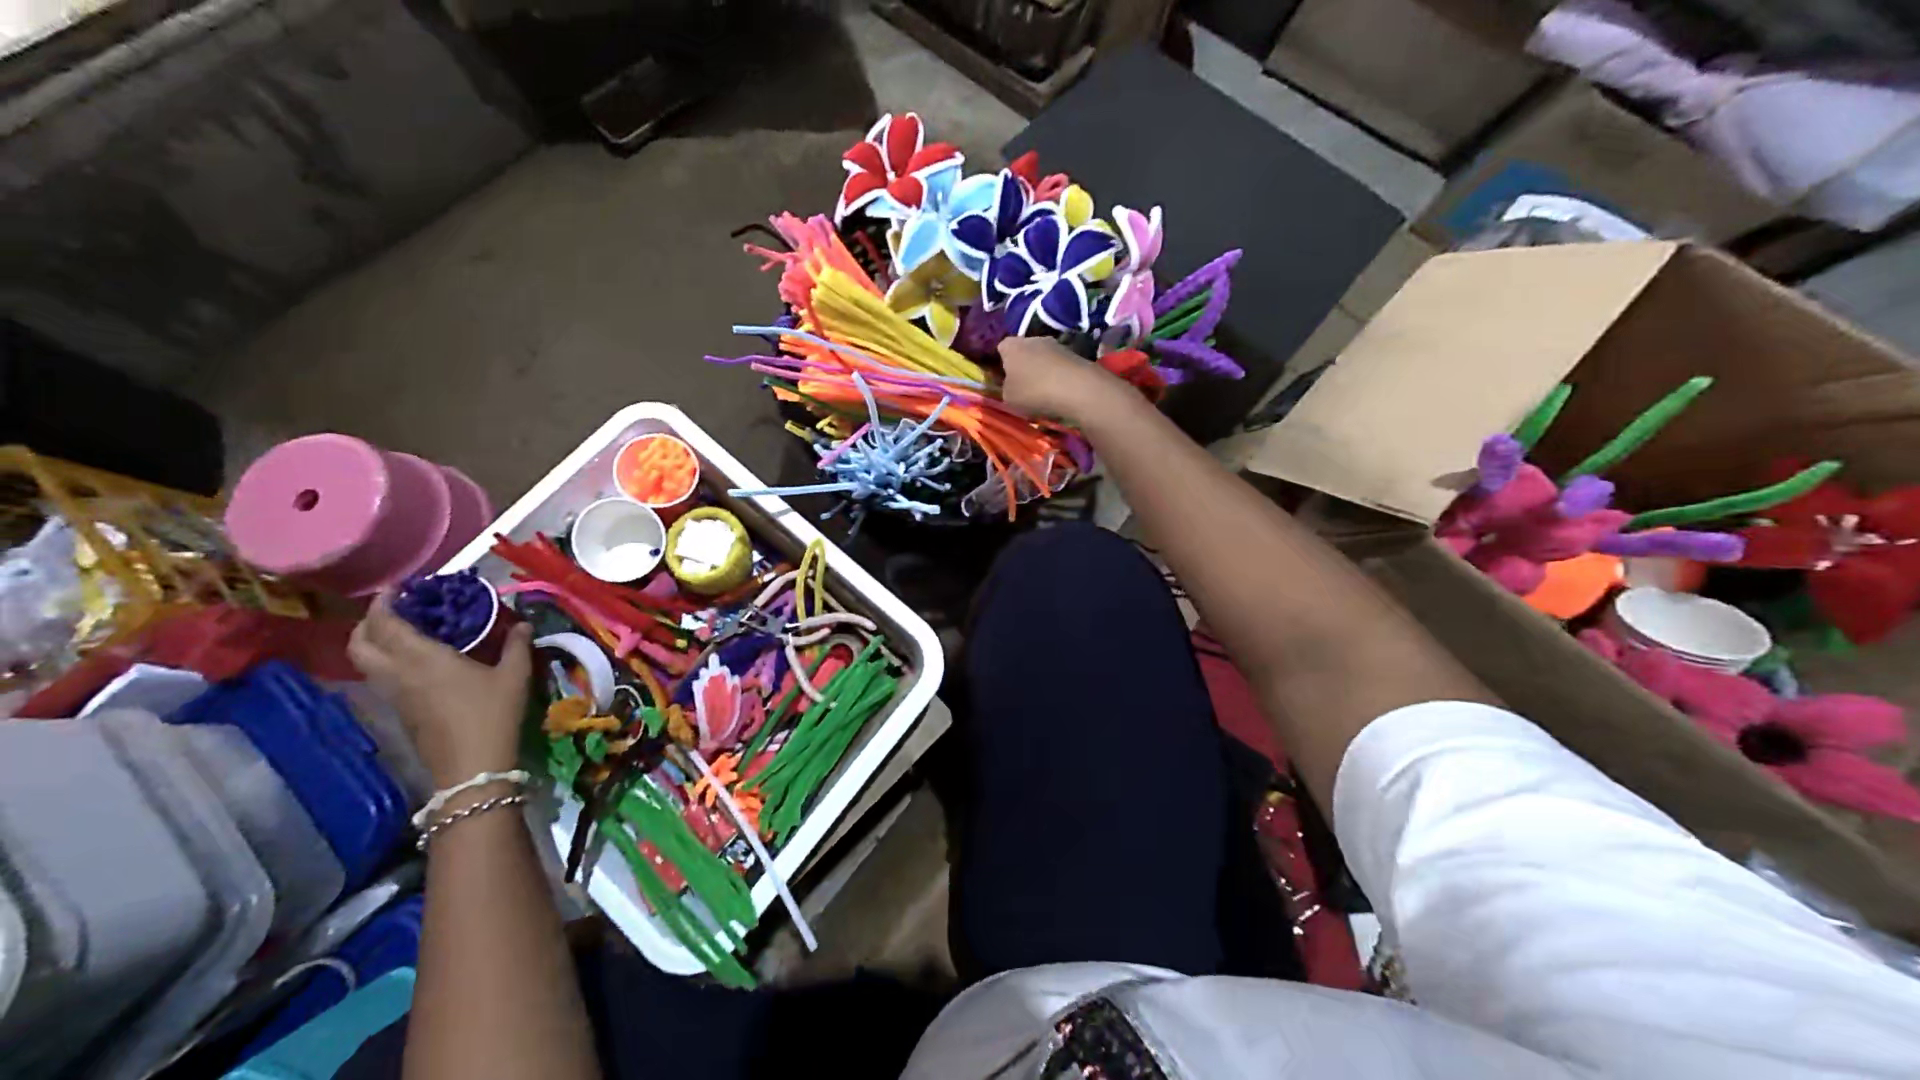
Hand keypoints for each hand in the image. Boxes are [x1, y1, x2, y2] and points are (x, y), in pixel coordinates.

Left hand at [349, 593, 534, 787]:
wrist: (472, 766)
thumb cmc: (493, 714)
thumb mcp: (514, 675)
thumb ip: (517, 645)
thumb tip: (523, 624)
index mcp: (422, 658)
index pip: (386, 624)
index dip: (384, 602)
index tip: (399, 587)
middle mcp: (398, 673)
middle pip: (360, 642)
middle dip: (369, 621)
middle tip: (395, 608)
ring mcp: (394, 695)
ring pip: (364, 662)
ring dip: (373, 641)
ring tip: (402, 631)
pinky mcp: (399, 711)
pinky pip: (379, 676)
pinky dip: (385, 660)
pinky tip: (414, 660)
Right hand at [997, 337, 1129, 422]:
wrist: (1077, 389)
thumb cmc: (1034, 392)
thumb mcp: (1008, 397)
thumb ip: (1006, 388)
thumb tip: (1011, 384)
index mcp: (1012, 346)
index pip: (1001, 348)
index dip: (1001, 362)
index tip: (1003, 378)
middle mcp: (1033, 338)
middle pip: (1024, 350)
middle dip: (1023, 365)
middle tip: (1023, 385)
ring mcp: (1056, 344)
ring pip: (1043, 356)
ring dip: (1042, 369)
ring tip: (1043, 390)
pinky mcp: (1075, 353)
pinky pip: (1059, 365)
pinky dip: (1058, 375)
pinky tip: (1060, 390)